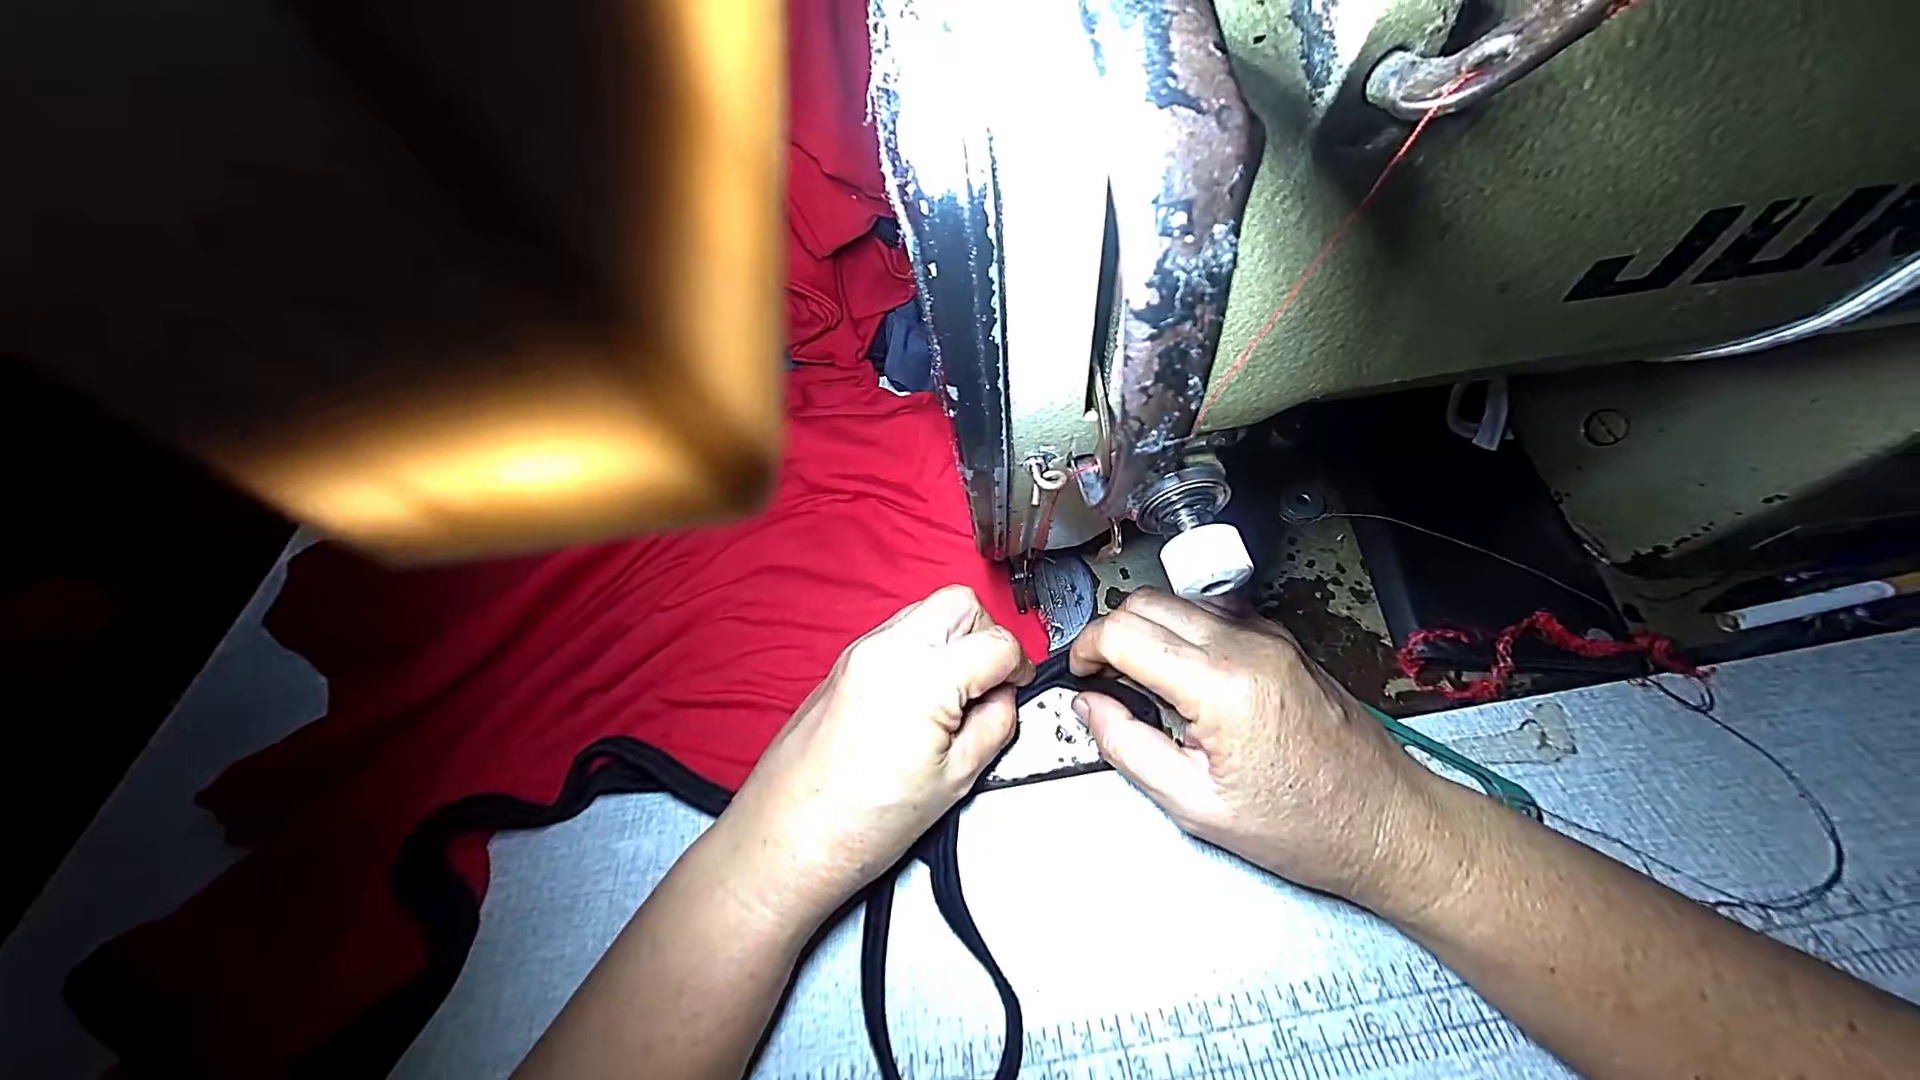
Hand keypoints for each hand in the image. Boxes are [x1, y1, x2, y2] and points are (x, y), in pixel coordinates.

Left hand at [713, 585, 1034, 927]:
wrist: (789, 834)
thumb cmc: (857, 821)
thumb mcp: (955, 779)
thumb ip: (994, 724)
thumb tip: (1005, 698)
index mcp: (923, 677)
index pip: (996, 642)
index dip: (1019, 665)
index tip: (1018, 683)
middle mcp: (889, 649)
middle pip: (961, 602)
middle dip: (987, 632)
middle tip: (991, 676)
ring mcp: (862, 650)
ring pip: (928, 609)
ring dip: (954, 635)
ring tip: (957, 687)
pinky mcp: (846, 660)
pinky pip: (899, 630)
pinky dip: (924, 646)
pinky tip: (925, 691)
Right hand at [1069, 589, 1456, 912]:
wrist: (1389, 823)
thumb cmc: (1307, 824)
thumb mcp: (1196, 805)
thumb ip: (1127, 746)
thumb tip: (1090, 706)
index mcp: (1223, 686)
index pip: (1123, 632)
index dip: (1086, 648)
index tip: (1081, 673)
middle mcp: (1246, 645)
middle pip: (1143, 603)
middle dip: (1109, 634)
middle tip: (1103, 677)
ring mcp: (1266, 635)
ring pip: (1173, 599)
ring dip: (1142, 629)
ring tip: (1142, 679)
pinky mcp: (1278, 638)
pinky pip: (1207, 612)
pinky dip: (1177, 630)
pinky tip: (1181, 674)